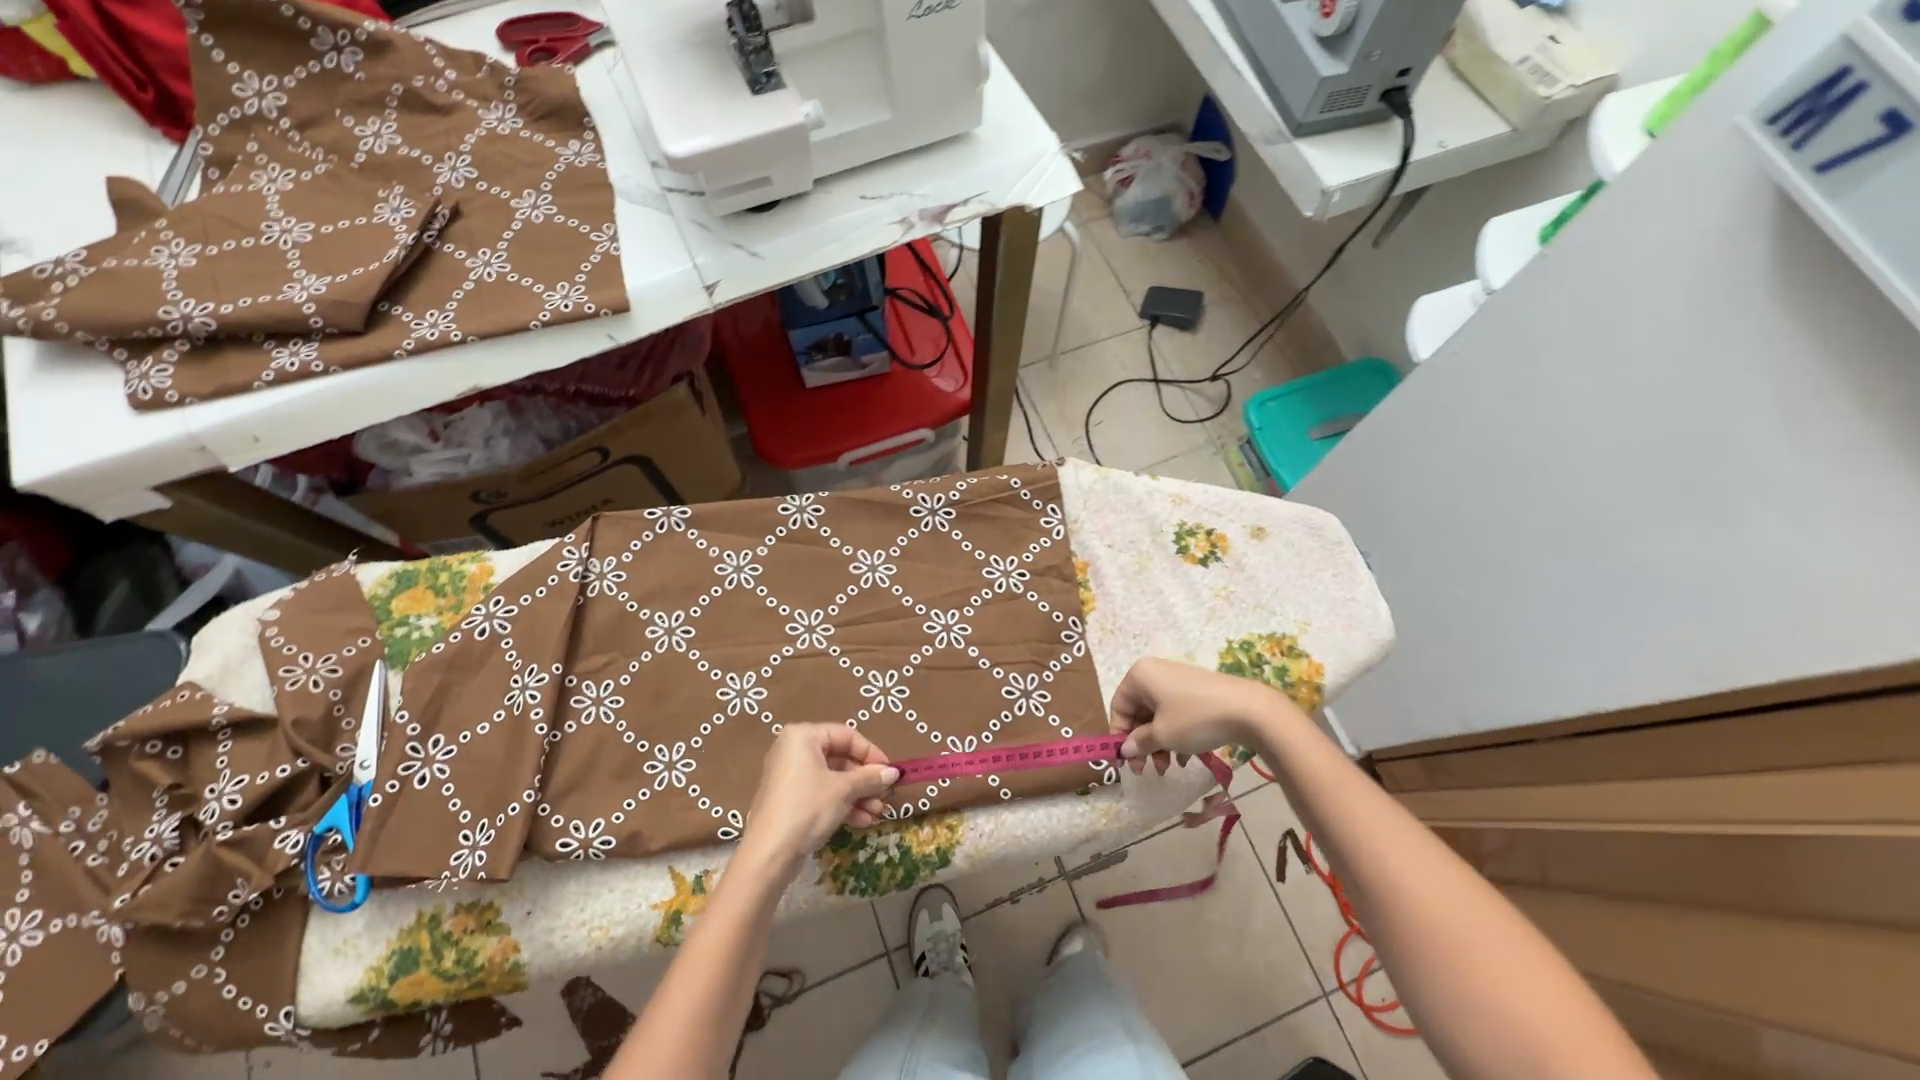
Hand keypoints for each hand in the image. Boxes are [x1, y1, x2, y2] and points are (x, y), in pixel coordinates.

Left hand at [741, 724, 898, 862]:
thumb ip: (870, 778)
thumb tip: (894, 773)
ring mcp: (791, 775)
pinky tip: (862, 821)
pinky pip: (822, 793)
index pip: (846, 735)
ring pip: (833, 779)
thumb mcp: (844, 790)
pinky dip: (842, 804)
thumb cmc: (808, 808)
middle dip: (865, 780)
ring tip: (877, 813)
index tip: (890, 772)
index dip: (872, 753)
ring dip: (858, 795)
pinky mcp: (790, 799)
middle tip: (886, 796)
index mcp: (803, 736)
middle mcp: (794, 750)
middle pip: (840, 758)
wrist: (769, 853)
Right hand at [1109, 657, 1298, 773]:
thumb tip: (1124, 750)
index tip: (1127, 762)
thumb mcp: (1163, 735)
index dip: (1120, 737)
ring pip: (1158, 715)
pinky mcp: (1196, 691)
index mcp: (1140, 676)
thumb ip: (1139, 743)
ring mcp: (1177, 680)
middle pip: (1138, 712)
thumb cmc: (1195, 719)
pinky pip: (1175, 713)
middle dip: (1142, 743)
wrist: (1249, 710)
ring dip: (1159, 743)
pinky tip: (1184, 758)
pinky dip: (1175, 735)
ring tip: (1168, 768)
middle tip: (1147, 770)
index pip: (1118, 707)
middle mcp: (1155, 673)